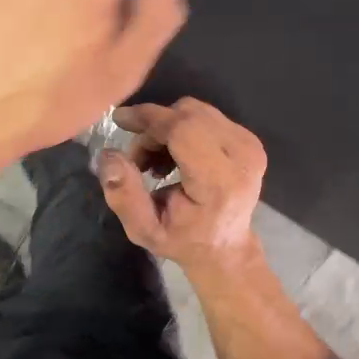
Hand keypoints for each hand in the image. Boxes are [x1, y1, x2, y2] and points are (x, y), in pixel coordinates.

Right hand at [98, 98, 267, 273]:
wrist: (225, 247)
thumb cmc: (183, 241)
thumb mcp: (144, 230)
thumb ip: (124, 196)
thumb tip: (108, 156)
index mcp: (219, 181)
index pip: (184, 129)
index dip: (150, 118)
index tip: (119, 121)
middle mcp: (242, 156)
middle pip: (188, 115)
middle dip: (154, 128)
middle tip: (138, 161)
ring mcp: (249, 145)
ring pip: (196, 112)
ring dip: (166, 129)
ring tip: (155, 163)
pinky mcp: (248, 139)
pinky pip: (205, 117)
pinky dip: (181, 130)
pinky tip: (173, 157)